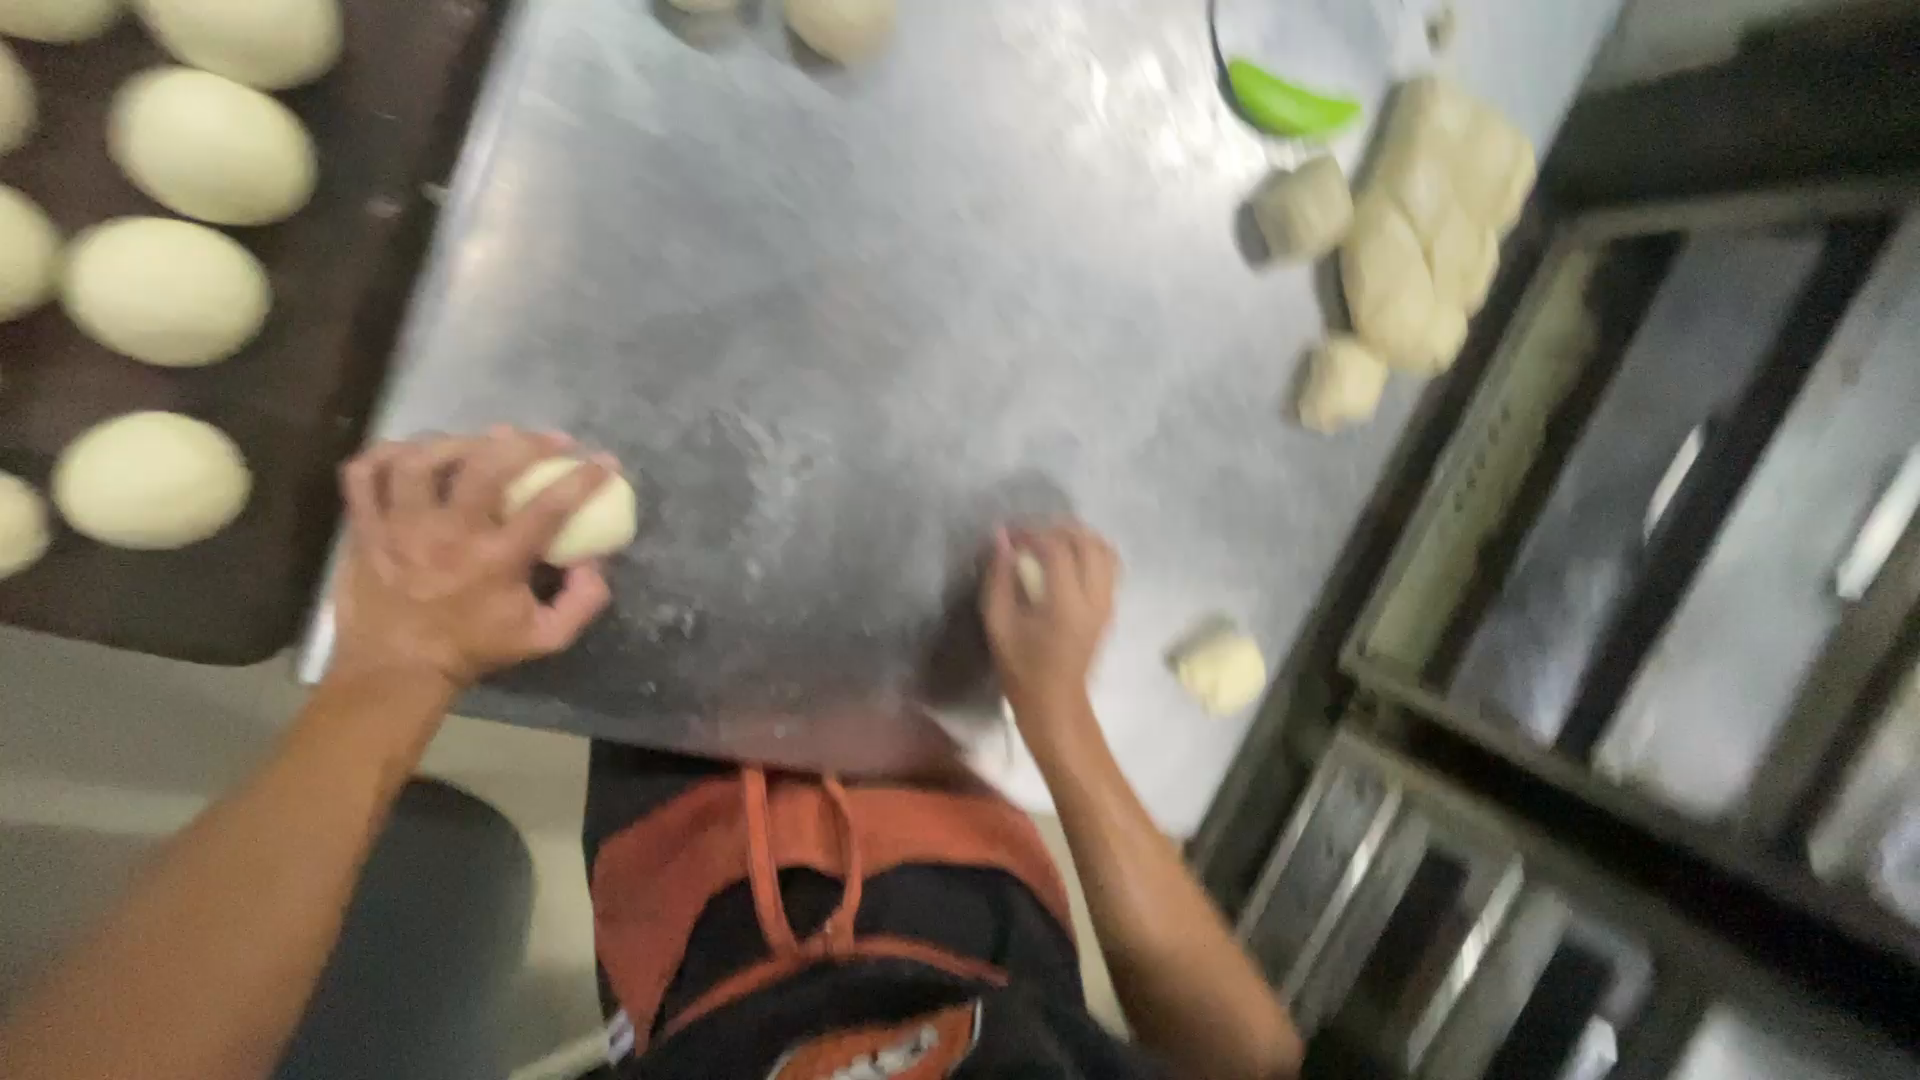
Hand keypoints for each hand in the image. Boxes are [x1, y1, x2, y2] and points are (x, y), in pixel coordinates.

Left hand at [328, 428, 618, 694]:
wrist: (395, 670)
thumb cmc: (475, 650)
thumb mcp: (546, 637)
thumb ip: (583, 600)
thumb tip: (595, 560)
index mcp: (496, 561)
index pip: (549, 507)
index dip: (584, 479)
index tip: (604, 462)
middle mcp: (448, 535)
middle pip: (486, 467)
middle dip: (527, 444)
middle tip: (550, 440)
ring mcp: (399, 527)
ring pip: (422, 459)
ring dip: (460, 442)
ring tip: (484, 441)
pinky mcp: (364, 527)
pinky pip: (365, 473)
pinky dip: (390, 453)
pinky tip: (419, 453)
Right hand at [980, 523, 1117, 717]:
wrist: (1055, 701)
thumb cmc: (1020, 667)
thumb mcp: (998, 622)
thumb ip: (999, 577)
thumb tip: (1001, 538)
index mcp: (1065, 607)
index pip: (1057, 550)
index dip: (1032, 534)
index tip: (1010, 536)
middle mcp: (1095, 600)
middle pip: (1088, 543)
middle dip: (1057, 529)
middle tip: (1031, 534)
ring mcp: (1108, 603)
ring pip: (1105, 550)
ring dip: (1078, 537)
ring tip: (1050, 541)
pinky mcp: (1111, 606)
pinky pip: (1110, 565)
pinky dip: (1090, 551)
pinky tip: (1067, 558)